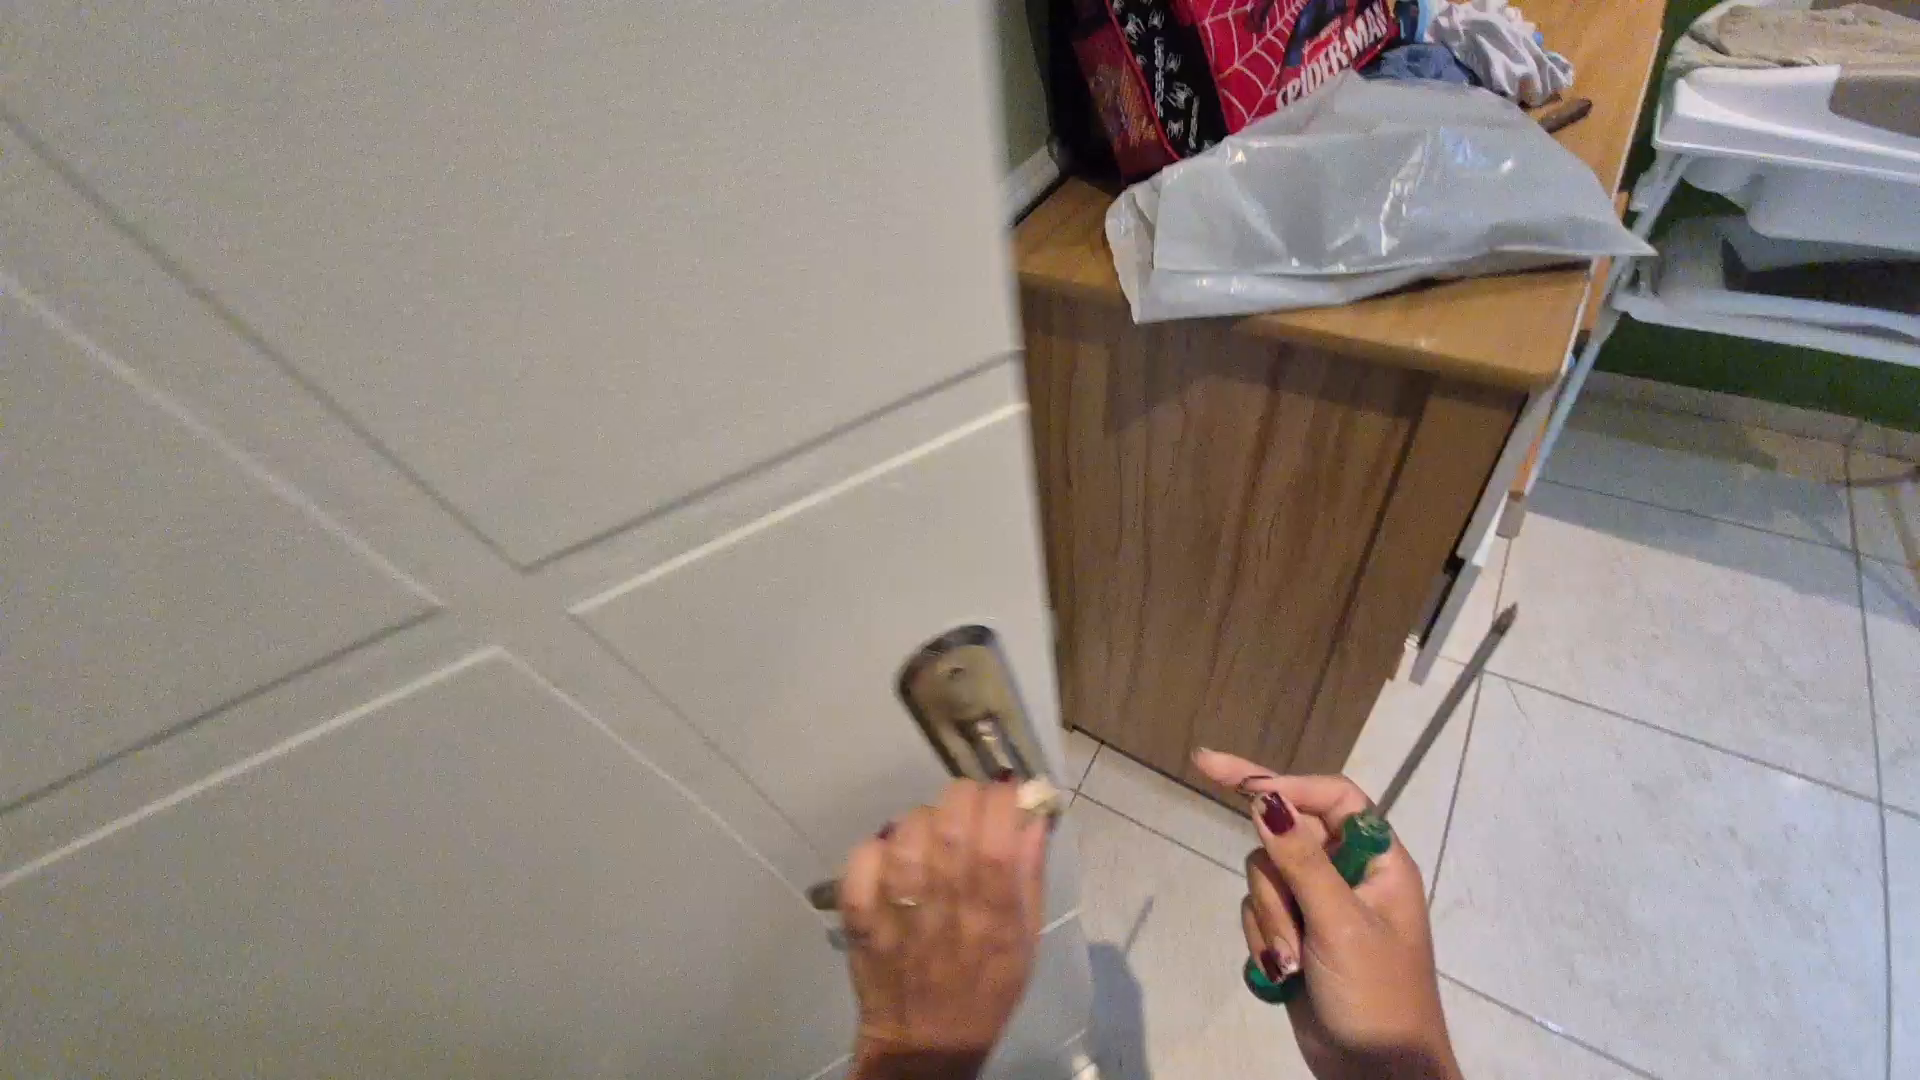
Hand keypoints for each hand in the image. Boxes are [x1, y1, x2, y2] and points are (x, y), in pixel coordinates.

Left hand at [839, 779, 1049, 1079]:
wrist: (926, 1045)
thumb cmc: (987, 986)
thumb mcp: (1027, 935)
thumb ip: (1030, 870)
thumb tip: (1034, 811)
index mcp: (993, 909)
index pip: (997, 830)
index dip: (1002, 797)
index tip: (1005, 792)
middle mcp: (945, 901)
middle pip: (950, 819)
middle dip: (964, 798)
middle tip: (968, 809)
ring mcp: (897, 907)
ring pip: (907, 830)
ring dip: (923, 822)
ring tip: (930, 839)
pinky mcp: (860, 914)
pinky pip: (863, 856)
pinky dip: (877, 848)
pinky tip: (892, 862)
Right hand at [1194, 749, 1461, 1079]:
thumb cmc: (1377, 997)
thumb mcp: (1340, 923)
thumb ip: (1301, 858)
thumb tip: (1265, 798)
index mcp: (1377, 862)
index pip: (1330, 796)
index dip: (1284, 780)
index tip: (1229, 774)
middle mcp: (1346, 873)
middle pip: (1285, 832)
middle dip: (1272, 872)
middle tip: (1225, 808)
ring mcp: (1317, 902)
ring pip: (1264, 874)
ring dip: (1270, 918)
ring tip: (1292, 961)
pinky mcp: (1294, 930)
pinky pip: (1257, 908)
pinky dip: (1263, 938)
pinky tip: (1281, 972)